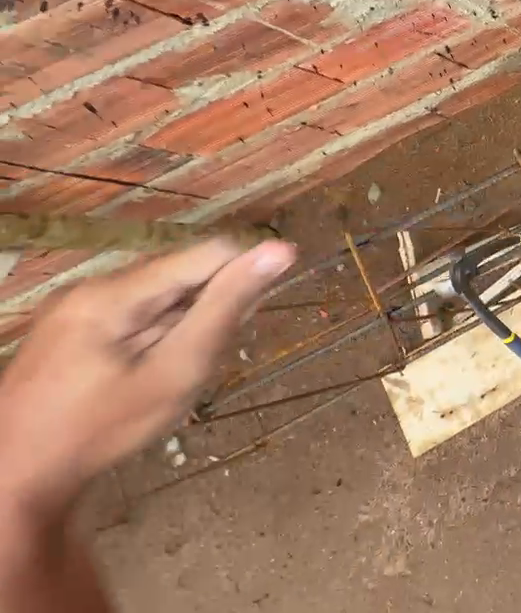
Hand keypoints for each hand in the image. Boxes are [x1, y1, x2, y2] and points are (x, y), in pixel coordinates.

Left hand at [0, 239, 293, 517]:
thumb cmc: (102, 428)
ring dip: (191, 320)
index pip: (214, 252)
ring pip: (171, 290)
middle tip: (202, 355)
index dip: (245, 278)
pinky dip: (167, 329)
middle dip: (213, 305)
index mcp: (115, 292)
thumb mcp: (178, 368)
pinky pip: (146, 307)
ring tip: (176, 365)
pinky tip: (155, 364)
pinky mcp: (78, 322)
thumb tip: (282, 250)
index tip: (246, 320)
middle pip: (189, 270)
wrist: (13, 481)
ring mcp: (81, 305)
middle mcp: (95, 286)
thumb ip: (228, 305)